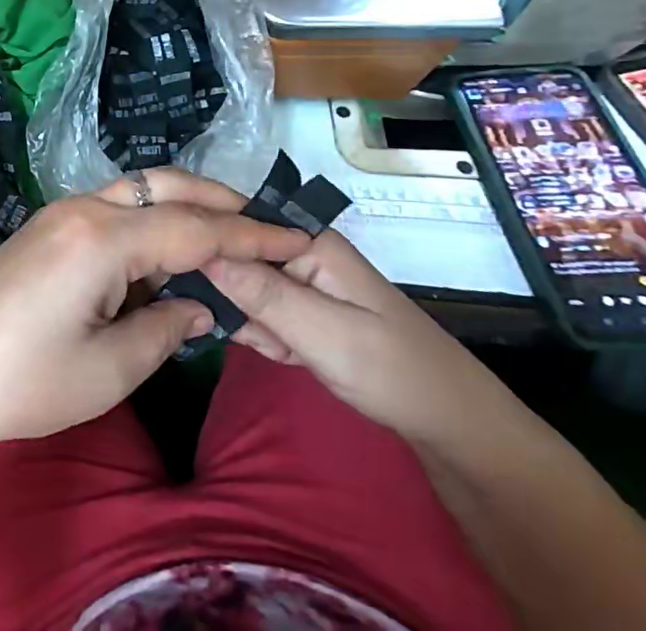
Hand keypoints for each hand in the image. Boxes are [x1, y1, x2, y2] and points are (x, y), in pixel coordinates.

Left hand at [0, 169, 312, 474]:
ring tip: (221, 246)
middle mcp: (81, 209)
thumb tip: (197, 306)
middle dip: (218, 203)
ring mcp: (55, 216)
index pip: (195, 228)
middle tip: (264, 227)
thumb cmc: (21, 382)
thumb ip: (165, 328)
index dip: (252, 236)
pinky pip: (109, 214)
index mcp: (102, 237)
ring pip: (136, 196)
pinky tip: (159, 262)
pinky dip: (145, 227)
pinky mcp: (41, 232)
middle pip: (164, 188)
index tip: (299, 238)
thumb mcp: (108, 370)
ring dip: (180, 212)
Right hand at [207, 230, 532, 451]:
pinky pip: (258, 313)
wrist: (446, 419)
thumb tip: (203, 253)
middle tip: (266, 334)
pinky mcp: (300, 307)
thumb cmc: (393, 371)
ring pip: (241, 290)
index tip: (198, 287)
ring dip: (251, 323)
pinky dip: (264, 337)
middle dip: (234, 299)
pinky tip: (287, 355)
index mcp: (309, 241)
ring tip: (284, 349)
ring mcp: (300, 281)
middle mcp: (299, 252)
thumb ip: (263, 294)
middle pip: (233, 258)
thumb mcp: (325, 334)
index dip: (207, 249)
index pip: (235, 224)